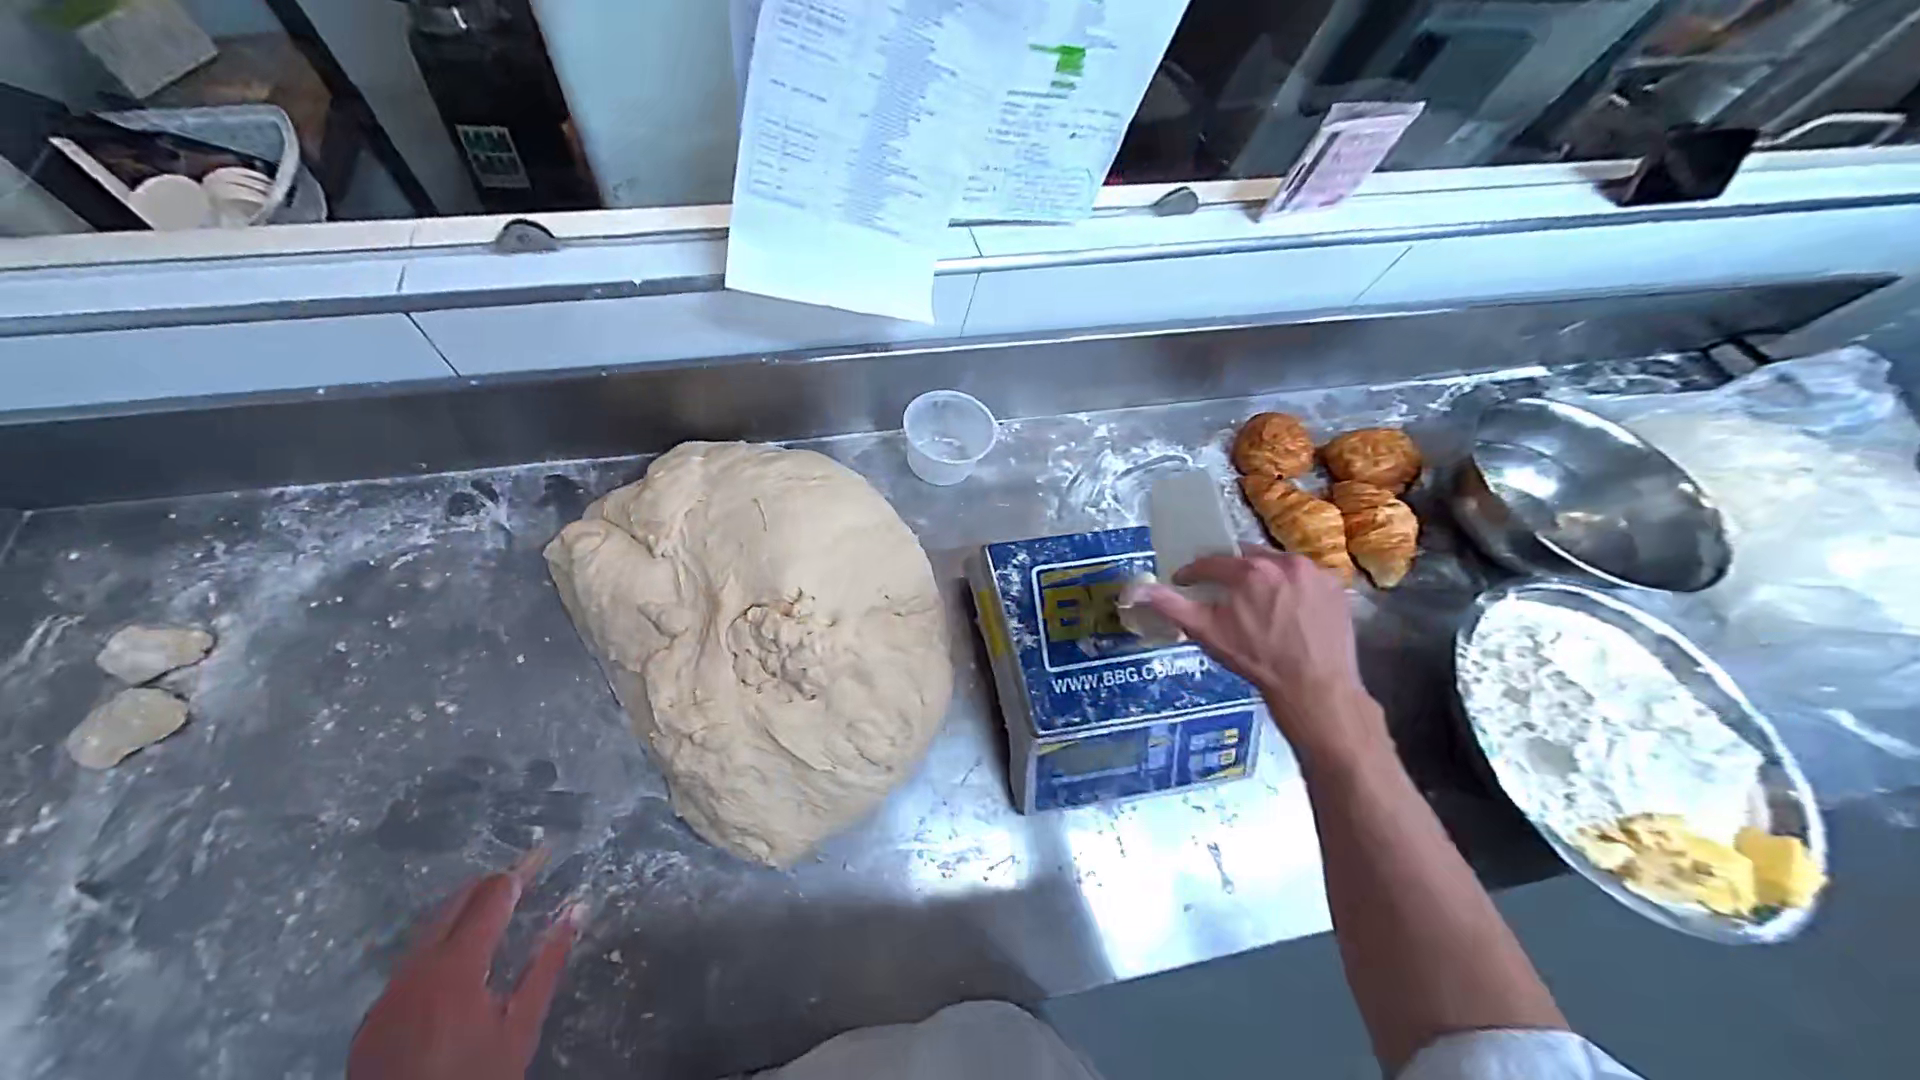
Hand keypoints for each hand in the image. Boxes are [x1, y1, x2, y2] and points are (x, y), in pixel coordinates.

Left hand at [348, 850, 584, 1079]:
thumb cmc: (477, 1078)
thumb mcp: (523, 1025)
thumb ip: (548, 962)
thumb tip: (576, 909)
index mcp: (455, 968)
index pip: (490, 899)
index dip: (519, 873)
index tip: (543, 854)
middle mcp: (414, 971)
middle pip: (452, 905)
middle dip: (489, 884)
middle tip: (525, 873)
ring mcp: (387, 995)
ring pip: (426, 931)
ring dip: (463, 909)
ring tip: (497, 903)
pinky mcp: (373, 1018)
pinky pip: (411, 961)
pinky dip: (440, 941)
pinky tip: (460, 952)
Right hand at [1141, 547, 1388, 765]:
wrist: (1315, 688)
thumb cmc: (1255, 659)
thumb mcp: (1206, 632)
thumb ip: (1170, 606)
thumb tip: (1134, 590)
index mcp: (1250, 570)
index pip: (1211, 562)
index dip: (1193, 574)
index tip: (1185, 583)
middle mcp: (1284, 561)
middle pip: (1246, 558)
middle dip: (1231, 573)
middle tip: (1223, 596)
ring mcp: (1315, 573)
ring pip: (1277, 565)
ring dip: (1263, 577)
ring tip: (1256, 603)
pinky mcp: (1336, 587)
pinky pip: (1305, 578)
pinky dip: (1291, 588)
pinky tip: (1287, 611)